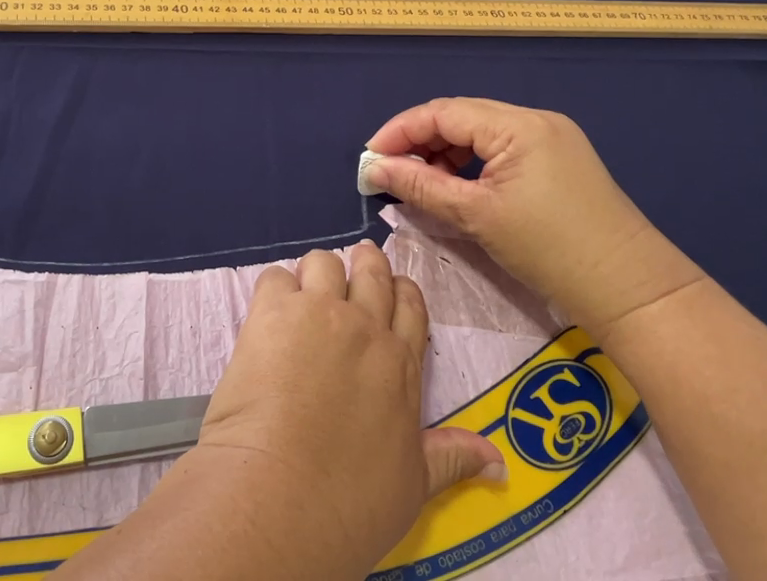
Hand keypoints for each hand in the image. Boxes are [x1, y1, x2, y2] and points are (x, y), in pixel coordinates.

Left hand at [194, 243, 503, 571]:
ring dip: (316, 274)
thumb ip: (450, 458)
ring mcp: (320, 315)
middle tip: (351, 268)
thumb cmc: (352, 501)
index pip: (411, 306)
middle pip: (372, 273)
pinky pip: (276, 277)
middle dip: (364, 264)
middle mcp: (366, 329)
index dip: (400, 292)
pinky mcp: (273, 313)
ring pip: (323, 263)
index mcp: (402, 366)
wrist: (285, 495)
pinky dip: (274, 290)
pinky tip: (267, 314)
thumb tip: (498, 460)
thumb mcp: (413, 484)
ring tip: (304, 294)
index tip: (390, 290)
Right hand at [363, 98, 704, 335]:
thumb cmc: (548, 249)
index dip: (400, 131)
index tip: (369, 160)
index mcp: (518, 125)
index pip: (443, 112)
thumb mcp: (476, 216)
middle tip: (388, 173)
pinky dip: (472, 163)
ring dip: (444, 152)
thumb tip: (376, 168)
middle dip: (420, 141)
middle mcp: (536, 120)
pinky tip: (456, 185)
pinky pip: (502, 148)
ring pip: (481, 132)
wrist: (628, 287)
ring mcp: (552, 138)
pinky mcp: (560, 159)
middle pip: (462, 117)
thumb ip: (422, 186)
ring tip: (418, 182)